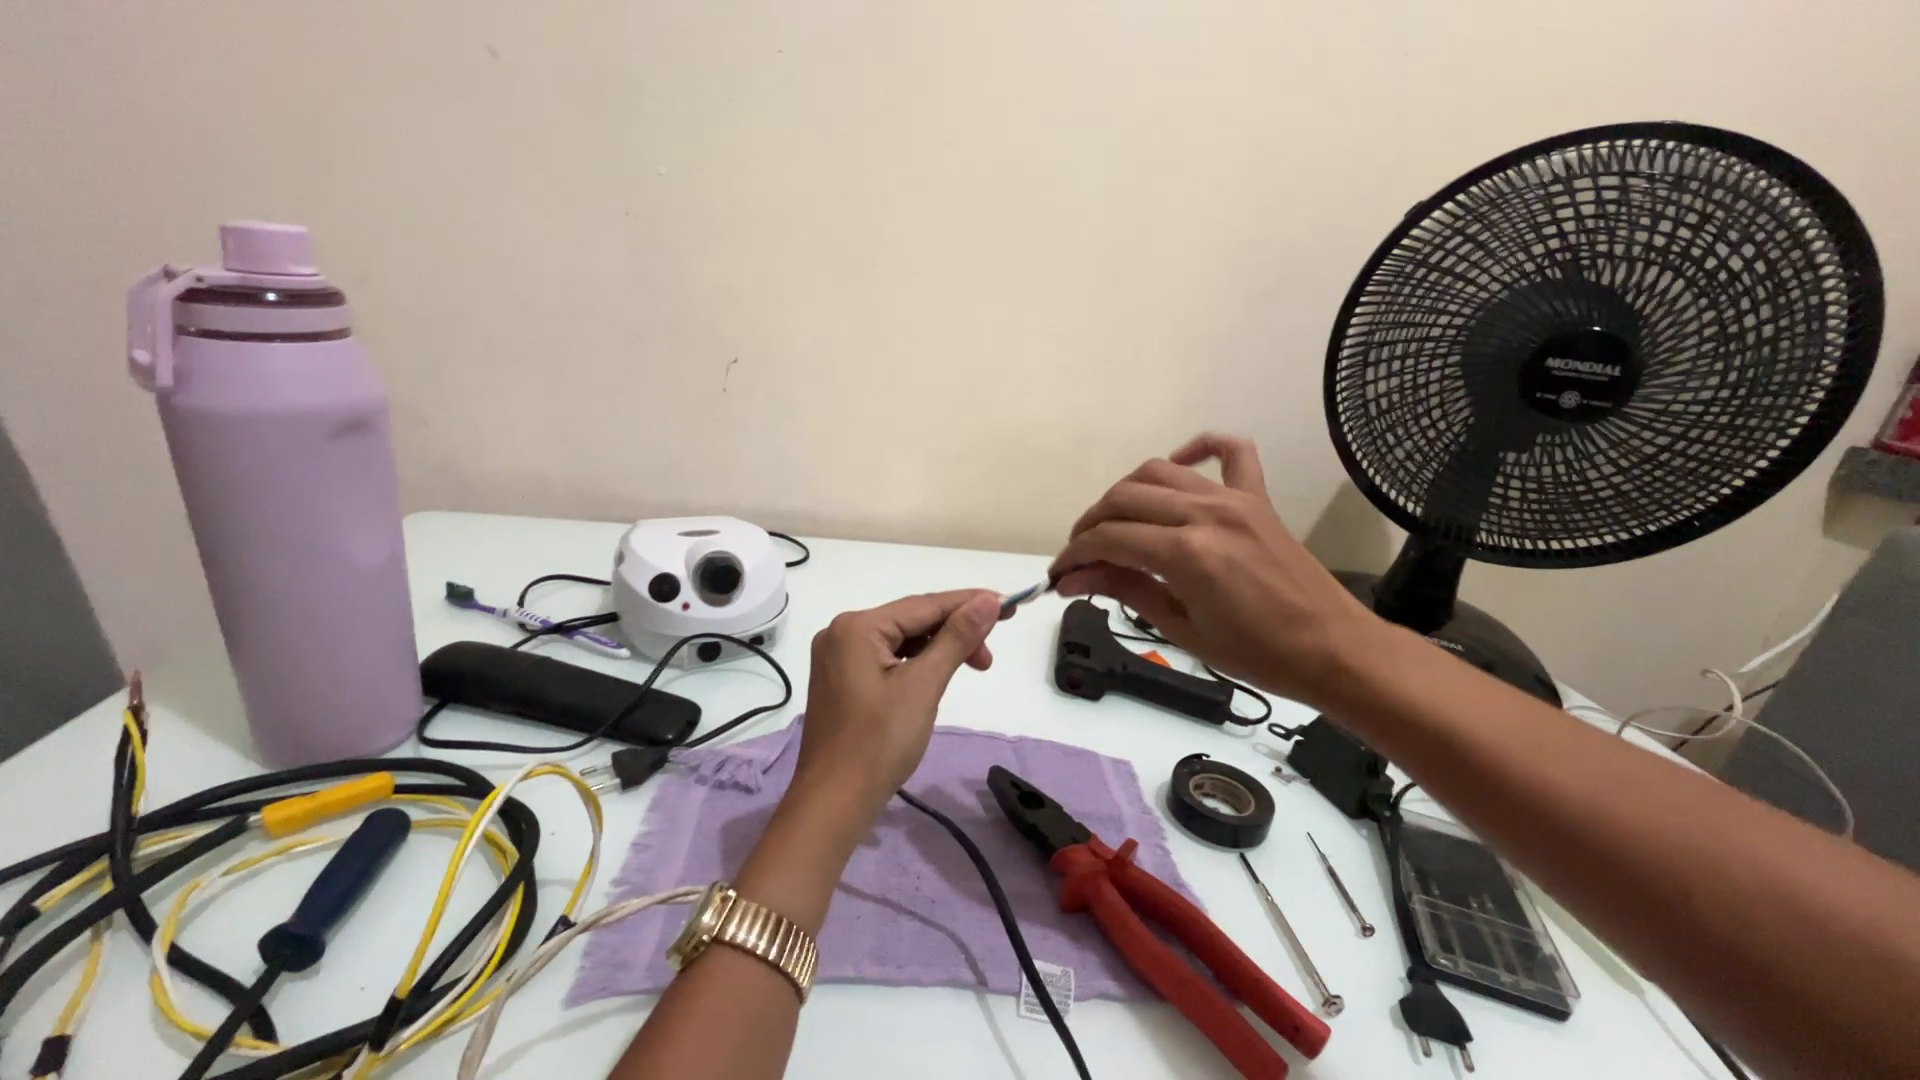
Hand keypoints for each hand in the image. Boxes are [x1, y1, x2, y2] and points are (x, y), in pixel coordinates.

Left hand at [794, 590, 1002, 818]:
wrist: (834, 802)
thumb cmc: (879, 743)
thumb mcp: (923, 685)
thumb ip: (956, 638)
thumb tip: (987, 601)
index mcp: (856, 627)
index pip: (924, 604)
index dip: (970, 603)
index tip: (1010, 605)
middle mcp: (842, 632)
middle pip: (912, 620)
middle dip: (956, 632)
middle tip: (990, 657)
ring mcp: (838, 657)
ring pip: (902, 640)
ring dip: (940, 650)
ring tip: (974, 667)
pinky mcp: (842, 680)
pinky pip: (888, 658)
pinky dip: (918, 664)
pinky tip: (938, 676)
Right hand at [1048, 433, 1382, 708]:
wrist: (1332, 649)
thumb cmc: (1258, 655)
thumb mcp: (1182, 629)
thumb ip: (1126, 591)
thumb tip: (1074, 580)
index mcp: (1186, 553)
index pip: (1109, 539)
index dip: (1074, 556)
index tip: (1059, 576)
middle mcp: (1206, 513)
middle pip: (1124, 498)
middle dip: (1090, 525)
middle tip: (1081, 556)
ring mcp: (1234, 499)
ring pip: (1159, 472)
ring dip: (1125, 493)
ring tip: (1114, 523)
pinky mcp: (1257, 498)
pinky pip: (1230, 452)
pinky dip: (1198, 448)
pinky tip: (1178, 463)